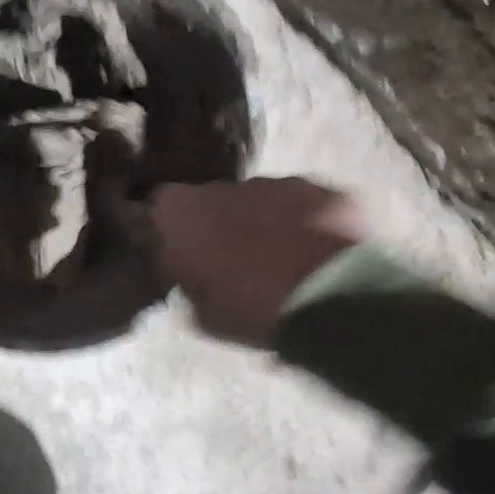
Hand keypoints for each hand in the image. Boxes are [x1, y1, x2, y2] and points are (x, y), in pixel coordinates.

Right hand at [148, 177, 363, 346]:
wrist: (333, 303)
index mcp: (180, 213)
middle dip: (219, 221)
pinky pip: (307, 204)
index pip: (161, 206)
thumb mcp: (197, 310)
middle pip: (213, 198)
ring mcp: (281, 183)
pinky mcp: (329, 190)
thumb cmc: (248, 310)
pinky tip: (313, 252)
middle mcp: (225, 187)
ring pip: (262, 198)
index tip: (180, 250)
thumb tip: (190, 276)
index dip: (170, 227)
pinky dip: (307, 221)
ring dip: (263, 219)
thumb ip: (187, 281)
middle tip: (230, 257)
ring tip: (278, 256)